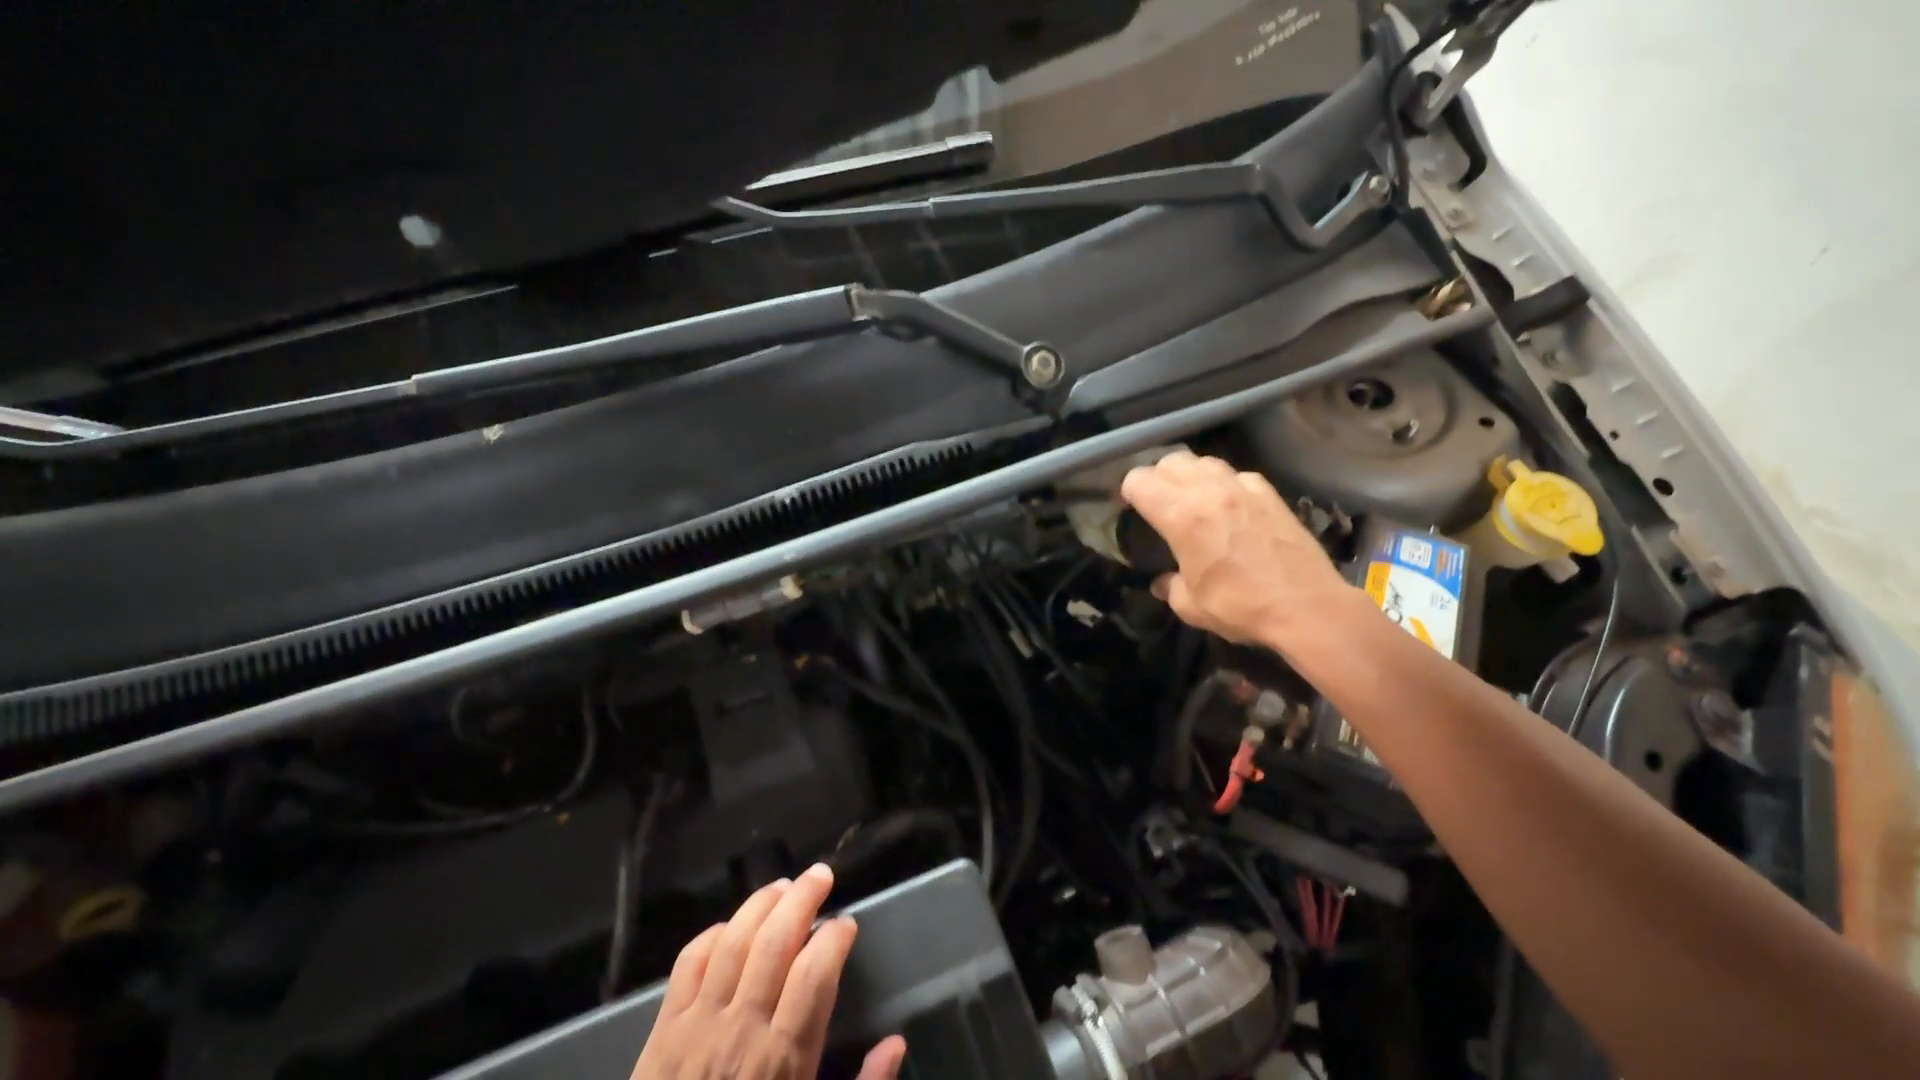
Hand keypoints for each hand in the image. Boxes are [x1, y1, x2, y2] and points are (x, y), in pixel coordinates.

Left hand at [631, 863, 906, 1079]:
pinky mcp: (663, 1030)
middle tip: (822, 874)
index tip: (847, 923)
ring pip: (733, 943)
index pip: (813, 976)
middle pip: (774, 944)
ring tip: (783, 884)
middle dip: (801, 901)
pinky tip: (732, 925)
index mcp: (784, 1059)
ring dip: (760, 905)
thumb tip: (896, 1043)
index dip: (833, 939)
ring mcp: (698, 1025)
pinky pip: (688, 965)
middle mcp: (742, 1030)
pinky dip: (712, 935)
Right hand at [1120, 450, 1353, 650]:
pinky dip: (1226, 483)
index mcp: (1181, 516)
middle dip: (1157, 477)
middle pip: (1170, 462)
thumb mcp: (1192, 607)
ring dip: (1191, 474)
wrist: (1306, 607)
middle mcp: (1209, 492)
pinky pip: (1238, 475)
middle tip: (1158, 501)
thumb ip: (1170, 588)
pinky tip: (1231, 504)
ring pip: (1205, 461)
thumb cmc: (1241, 608)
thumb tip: (1163, 582)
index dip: (1129, 492)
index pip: (1140, 481)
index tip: (1130, 508)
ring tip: (1192, 497)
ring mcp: (1243, 488)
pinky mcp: (1271, 494)